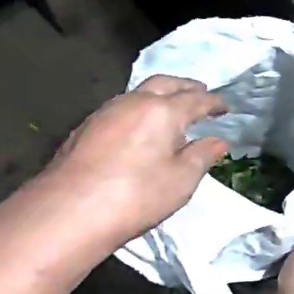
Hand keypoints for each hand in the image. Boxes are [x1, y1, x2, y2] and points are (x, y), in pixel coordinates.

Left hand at [38, 75, 230, 243]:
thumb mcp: (181, 181)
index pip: (196, 99)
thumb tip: (217, 140)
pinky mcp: (85, 128)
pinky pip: (121, 109)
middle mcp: (133, 102)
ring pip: (138, 94)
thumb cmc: (136, 195)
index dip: (213, 102)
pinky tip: (138, 129)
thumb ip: (201, 156)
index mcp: (162, 110)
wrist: (69, 210)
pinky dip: (138, 111)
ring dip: (159, 96)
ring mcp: (105, 112)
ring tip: (170, 111)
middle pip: (165, 84)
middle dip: (185, 87)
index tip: (225, 106)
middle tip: (200, 93)